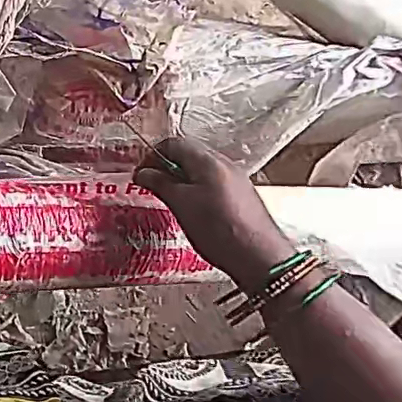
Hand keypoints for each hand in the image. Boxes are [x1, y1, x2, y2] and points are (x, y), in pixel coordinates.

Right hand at [133, 137, 295, 289]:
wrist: (260, 258)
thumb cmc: (217, 229)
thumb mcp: (180, 204)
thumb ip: (159, 183)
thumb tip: (142, 172)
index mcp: (208, 161)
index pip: (173, 143)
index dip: (152, 155)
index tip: (141, 174)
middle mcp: (224, 164)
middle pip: (188, 153)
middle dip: (166, 166)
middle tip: (151, 185)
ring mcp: (236, 179)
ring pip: (200, 168)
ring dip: (180, 178)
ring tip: (169, 198)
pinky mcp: (242, 195)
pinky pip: (212, 182)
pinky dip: (196, 188)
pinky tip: (191, 207)